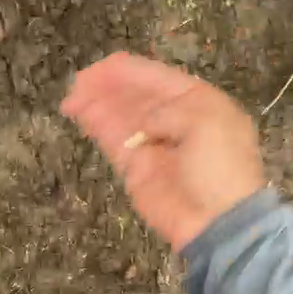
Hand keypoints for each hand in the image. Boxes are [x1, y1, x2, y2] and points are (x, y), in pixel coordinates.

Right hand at [60, 53, 266, 252]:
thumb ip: (168, 112)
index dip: (123, 72)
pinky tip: (83, 117)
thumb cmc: (221, 168)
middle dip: (104, 89)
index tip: (93, 72)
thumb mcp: (206, 123)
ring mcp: (151, 146)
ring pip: (119, 118)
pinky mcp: (136, 170)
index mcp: (195, 101)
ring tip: (71, 101)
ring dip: (96, 107)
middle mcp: (172, 119)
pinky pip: (115, 143)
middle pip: (133, 96)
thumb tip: (143, 125)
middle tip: (76, 87)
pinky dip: (99, 129)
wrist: (217, 221)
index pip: (154, 78)